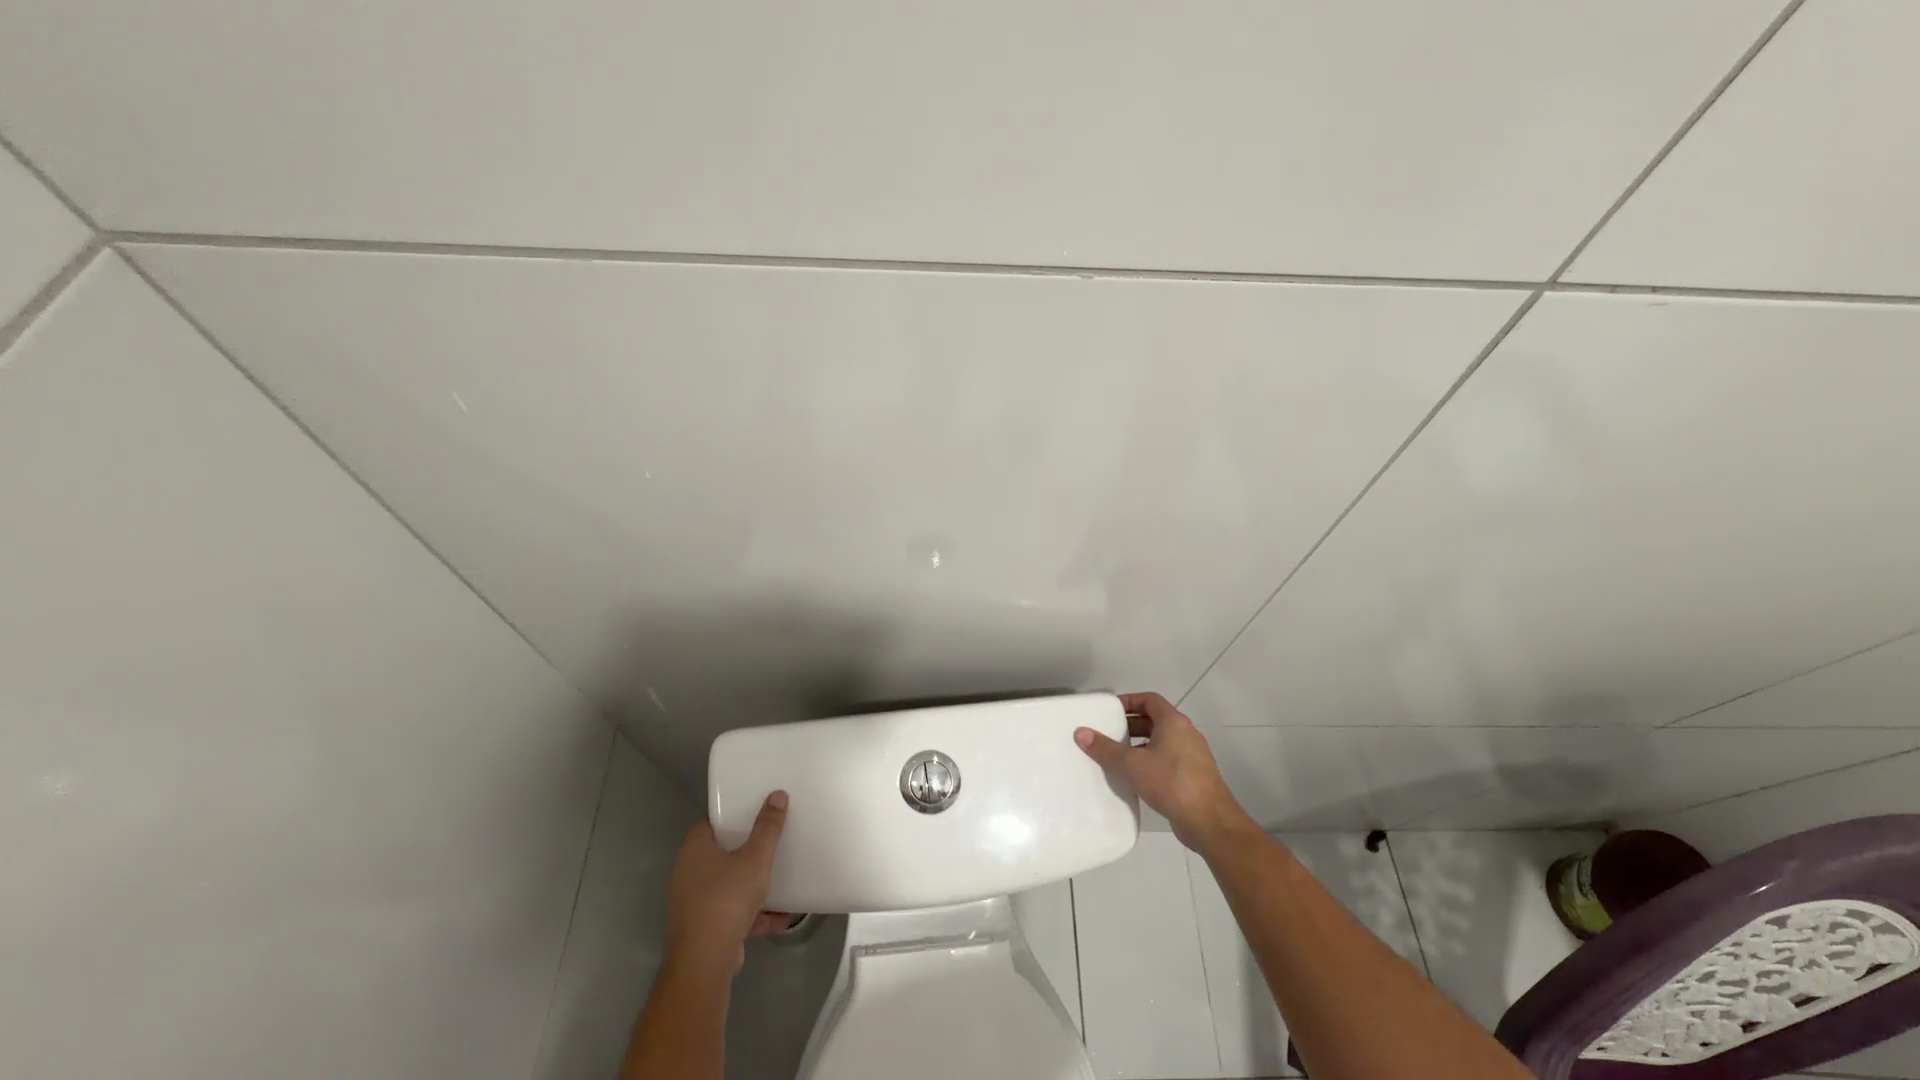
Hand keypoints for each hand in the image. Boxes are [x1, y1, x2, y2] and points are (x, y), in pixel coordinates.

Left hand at [664, 791, 791, 974]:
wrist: (706, 958)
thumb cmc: (727, 898)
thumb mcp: (755, 859)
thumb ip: (767, 829)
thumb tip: (777, 795)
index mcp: (695, 850)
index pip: (710, 823)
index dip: (731, 817)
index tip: (754, 813)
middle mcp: (689, 874)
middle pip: (719, 855)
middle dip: (745, 851)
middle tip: (770, 842)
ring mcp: (695, 903)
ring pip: (728, 886)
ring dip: (752, 887)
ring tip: (780, 879)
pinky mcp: (705, 928)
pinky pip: (733, 914)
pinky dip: (754, 915)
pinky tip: (781, 918)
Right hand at [1076, 692, 1254, 852]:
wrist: (1209, 820)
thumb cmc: (1171, 782)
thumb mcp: (1132, 764)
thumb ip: (1105, 749)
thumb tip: (1081, 732)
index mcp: (1174, 722)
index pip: (1149, 700)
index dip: (1128, 701)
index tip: (1109, 711)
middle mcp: (1185, 734)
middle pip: (1154, 720)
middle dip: (1130, 726)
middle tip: (1107, 734)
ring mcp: (1191, 756)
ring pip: (1160, 742)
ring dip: (1139, 746)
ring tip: (1115, 757)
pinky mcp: (1192, 776)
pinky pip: (1166, 760)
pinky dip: (1149, 762)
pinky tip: (1133, 778)